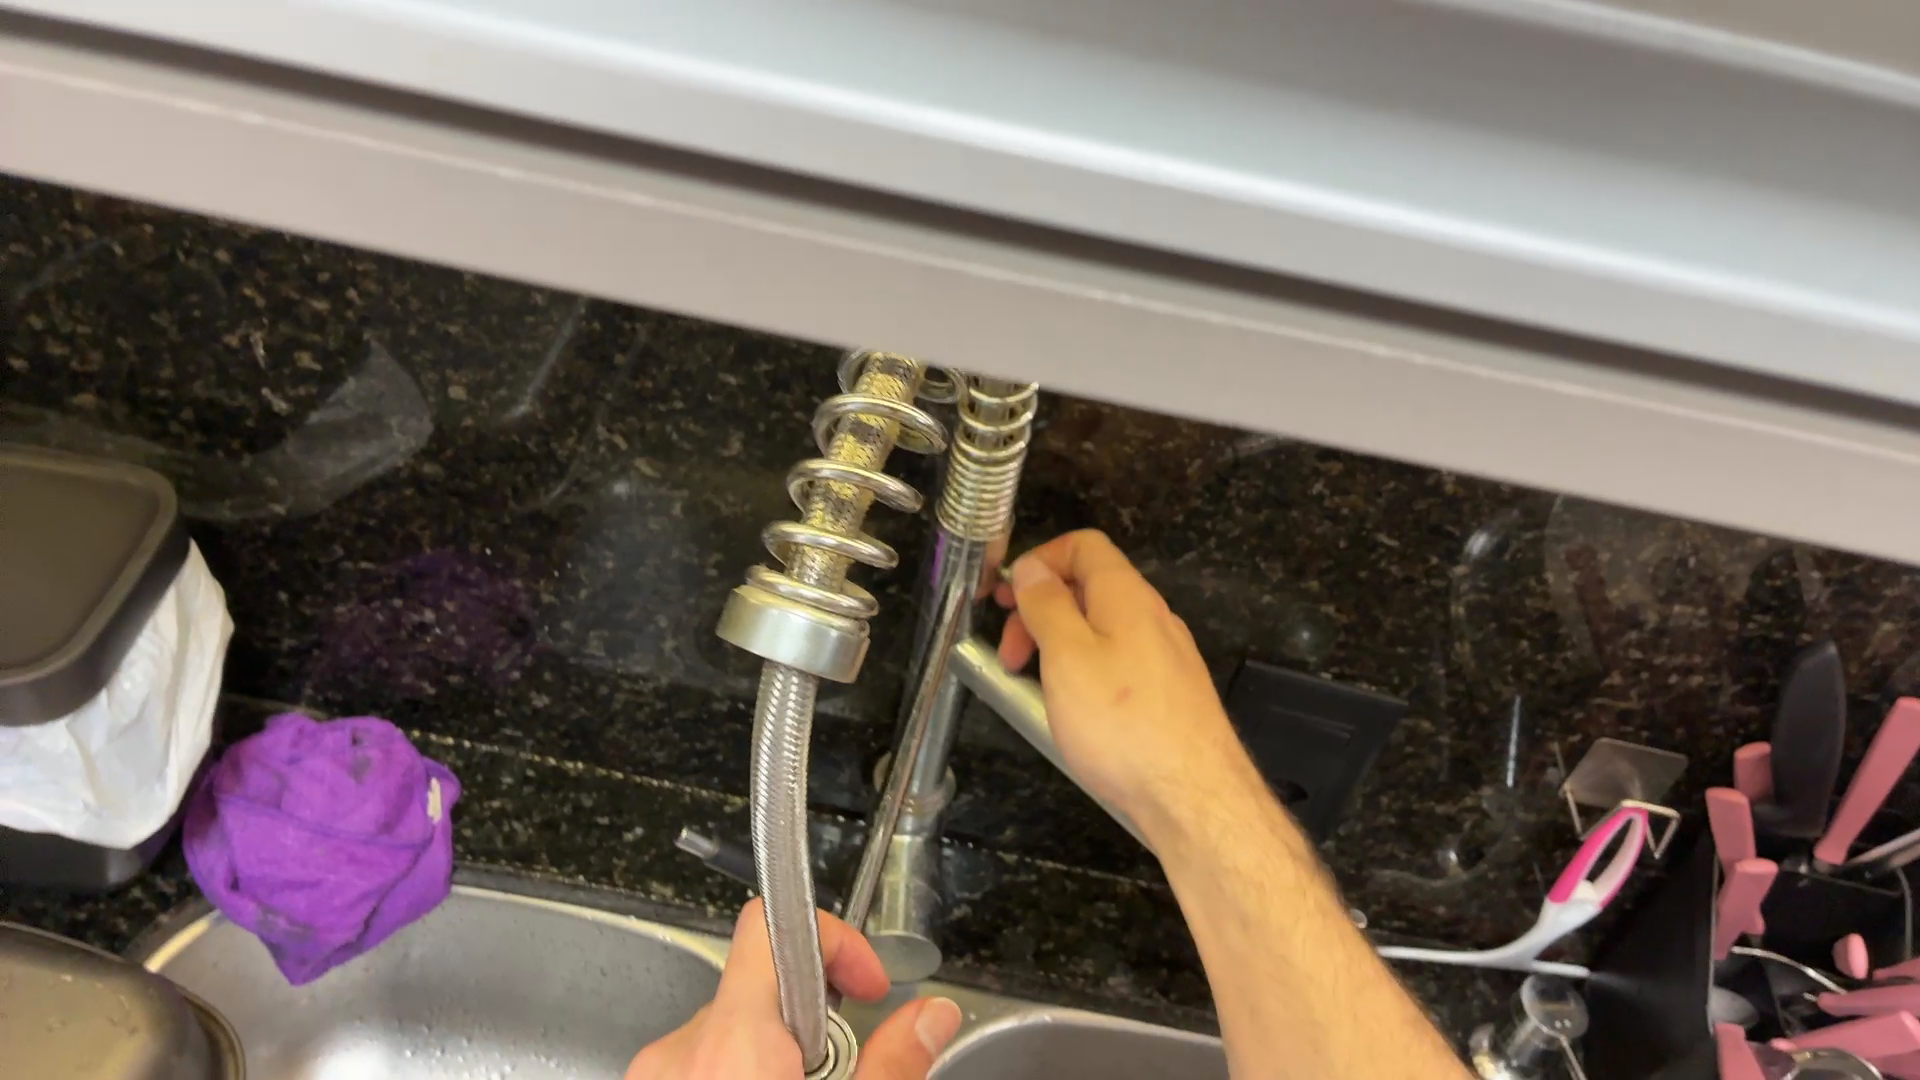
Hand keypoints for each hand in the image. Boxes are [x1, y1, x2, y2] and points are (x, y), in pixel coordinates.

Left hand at [626, 899, 961, 1079]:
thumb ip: (894, 1064)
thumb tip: (935, 1014)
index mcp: (731, 1046)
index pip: (771, 923)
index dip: (832, 936)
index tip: (868, 981)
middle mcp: (678, 1053)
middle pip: (761, 981)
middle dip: (814, 1014)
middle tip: (847, 1066)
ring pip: (732, 1028)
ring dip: (778, 1051)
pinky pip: (701, 1065)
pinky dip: (740, 1074)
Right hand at [996, 530, 1250, 839]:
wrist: (1194, 799)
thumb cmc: (1123, 724)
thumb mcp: (1066, 656)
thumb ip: (1046, 604)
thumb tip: (1032, 568)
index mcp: (1126, 596)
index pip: (1084, 546)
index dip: (1040, 560)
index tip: (1008, 596)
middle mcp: (1151, 618)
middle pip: (1087, 589)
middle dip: (1039, 612)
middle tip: (1009, 653)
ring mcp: (1163, 657)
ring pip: (1099, 631)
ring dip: (1057, 647)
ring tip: (1031, 689)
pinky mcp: (1167, 694)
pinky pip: (1116, 666)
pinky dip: (1083, 675)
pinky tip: (1069, 713)